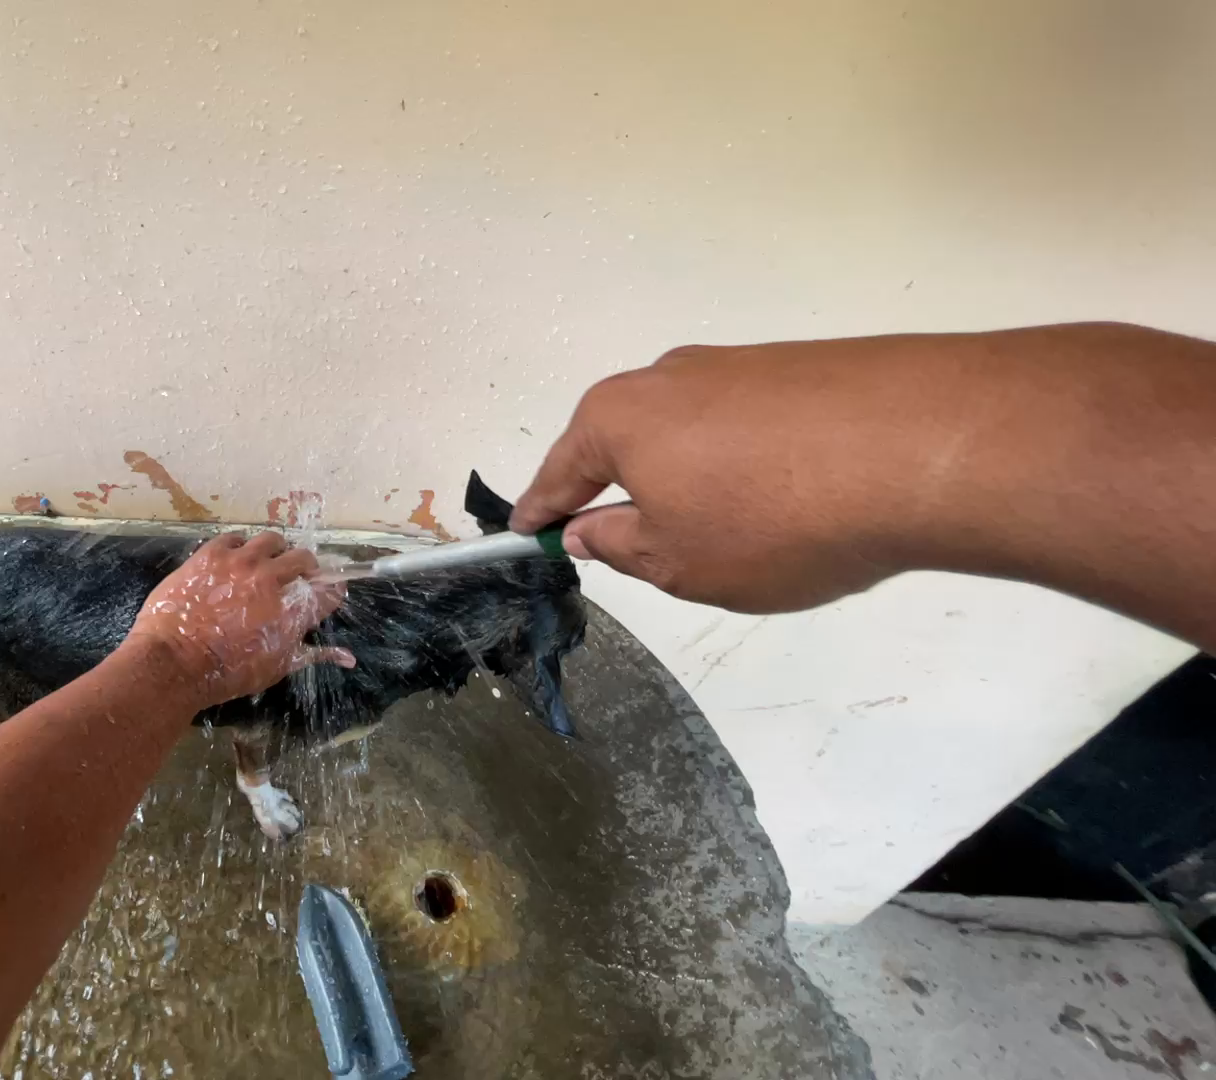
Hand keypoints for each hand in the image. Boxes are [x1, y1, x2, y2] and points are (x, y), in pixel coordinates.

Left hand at [128, 532, 353, 705]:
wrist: (174, 663)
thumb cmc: (227, 674)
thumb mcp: (275, 667)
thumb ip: (312, 654)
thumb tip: (348, 657)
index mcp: (292, 612)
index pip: (329, 590)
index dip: (332, 590)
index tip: (326, 592)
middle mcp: (271, 580)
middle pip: (303, 559)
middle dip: (305, 568)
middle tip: (295, 578)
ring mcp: (240, 562)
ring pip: (271, 540)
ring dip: (275, 551)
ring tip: (265, 564)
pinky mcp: (210, 554)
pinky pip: (234, 538)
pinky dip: (240, 548)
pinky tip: (233, 561)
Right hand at [506, 325, 1162, 612]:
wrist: (938, 447)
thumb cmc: (773, 520)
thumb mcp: (677, 561)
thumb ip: (616, 545)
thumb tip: (587, 530)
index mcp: (616, 419)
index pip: (558, 476)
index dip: (540, 514)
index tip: (524, 536)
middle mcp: (664, 378)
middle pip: (618, 444)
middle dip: (613, 490)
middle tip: (623, 539)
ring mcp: (736, 364)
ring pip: (683, 432)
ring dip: (682, 475)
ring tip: (721, 525)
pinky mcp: (800, 364)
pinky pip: (742, 422)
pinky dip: (740, 459)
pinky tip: (779, 494)